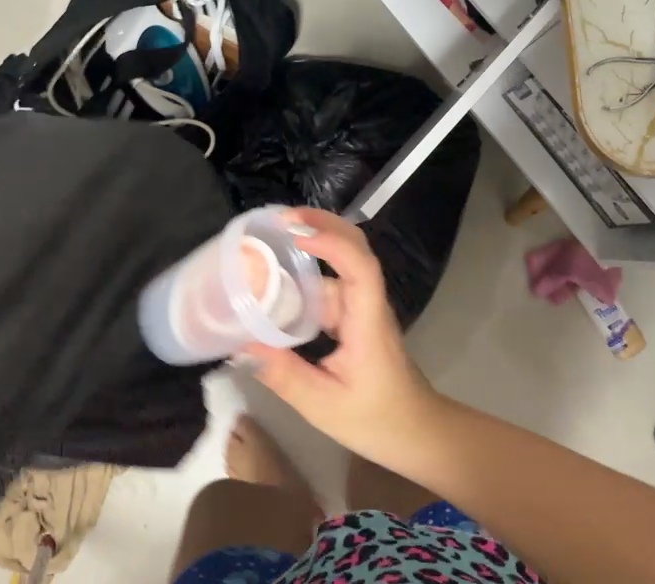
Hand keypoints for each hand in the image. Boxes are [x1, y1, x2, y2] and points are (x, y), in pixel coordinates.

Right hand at [242, 209, 447, 465]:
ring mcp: (361, 309)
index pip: (359, 265)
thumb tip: (240, 345)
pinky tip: (276, 284)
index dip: (330, 242)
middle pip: (353, 248)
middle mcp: (366, 304)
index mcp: (367, 319)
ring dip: (310, 249)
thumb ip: (283, 374)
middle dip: (320, 225)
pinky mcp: (353, 320)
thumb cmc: (376, 420)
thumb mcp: (323, 405)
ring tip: (269, 244)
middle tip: (280, 220)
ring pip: (338, 267)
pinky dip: (304, 279)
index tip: (295, 232)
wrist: (415, 433)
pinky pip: (328, 289)